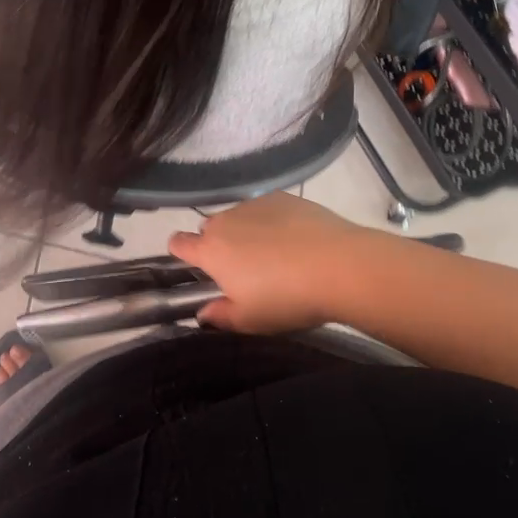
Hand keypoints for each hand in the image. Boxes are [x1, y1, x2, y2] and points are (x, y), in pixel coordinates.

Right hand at [168, 192, 384, 333]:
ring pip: (238, 218)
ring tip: (276, 255)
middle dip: (219, 245)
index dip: (181, 251)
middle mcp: (224, 221)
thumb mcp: (252, 320)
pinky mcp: (281, 197)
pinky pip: (265, 209)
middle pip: (209, 229)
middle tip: (245, 270)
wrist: (339, 266)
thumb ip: (221, 316)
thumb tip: (202, 314)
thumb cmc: (287, 298)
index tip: (194, 263)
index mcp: (211, 251)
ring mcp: (253, 205)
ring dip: (246, 232)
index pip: (178, 243)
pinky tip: (296, 239)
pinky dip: (272, 221)